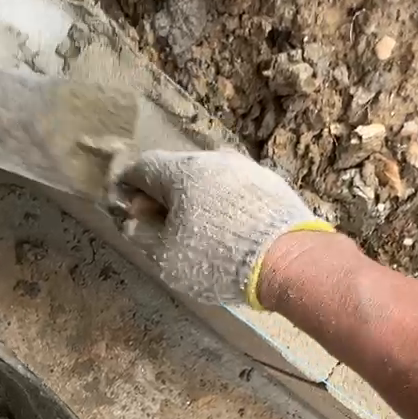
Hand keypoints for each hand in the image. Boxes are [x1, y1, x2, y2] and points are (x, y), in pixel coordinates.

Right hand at [117, 150, 332, 308]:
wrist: (290, 260)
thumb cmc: (217, 258)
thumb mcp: (166, 256)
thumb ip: (142, 234)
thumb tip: (133, 220)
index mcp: (182, 170)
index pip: (143, 166)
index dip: (128, 187)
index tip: (127, 208)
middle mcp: (214, 158)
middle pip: (177, 172)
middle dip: (163, 196)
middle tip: (161, 227)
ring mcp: (246, 169)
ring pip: (209, 182)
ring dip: (195, 203)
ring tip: (197, 234)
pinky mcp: (271, 185)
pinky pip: (234, 193)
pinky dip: (223, 208)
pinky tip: (228, 235)